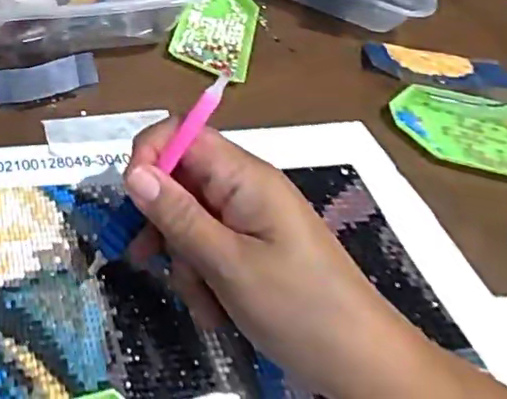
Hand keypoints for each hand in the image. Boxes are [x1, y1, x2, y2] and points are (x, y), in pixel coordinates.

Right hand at [122, 119, 506, 398]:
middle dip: (163, 220)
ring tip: (199, 303)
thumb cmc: (303, 312)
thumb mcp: (229, 266)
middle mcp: (245, 187)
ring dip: (183, 257)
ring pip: (189, 217)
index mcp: (244, 176)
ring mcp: (250, 218)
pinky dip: (202, 274)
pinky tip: (213, 310)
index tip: (132, 198)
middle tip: (150, 259)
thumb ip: (178, 215)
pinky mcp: (254, 247)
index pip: (181, 133)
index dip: (149, 155)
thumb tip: (131, 171)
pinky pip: (209, 244)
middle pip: (179, 178)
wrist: (374, 375)